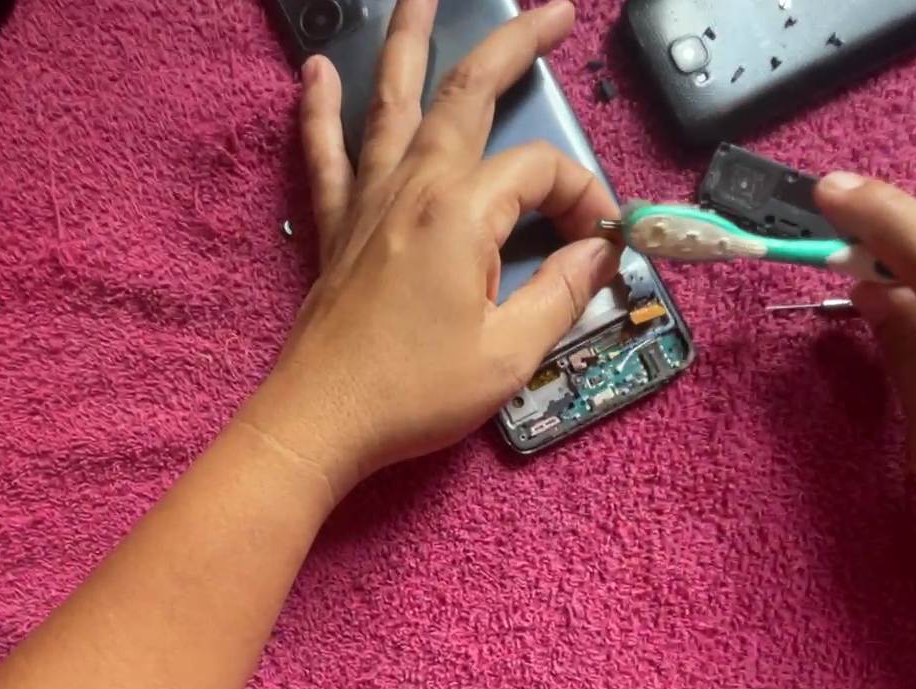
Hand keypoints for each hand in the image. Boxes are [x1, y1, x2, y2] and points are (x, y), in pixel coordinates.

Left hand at [237, 0, 619, 497]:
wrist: (321, 420)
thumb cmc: (412, 395)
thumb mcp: (507, 355)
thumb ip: (561, 295)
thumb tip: (599, 254)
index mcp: (461, 214)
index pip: (542, 171)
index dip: (583, 198)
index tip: (599, 243)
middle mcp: (411, 188)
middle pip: (466, 92)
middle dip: (515, 44)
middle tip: (553, 11)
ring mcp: (365, 204)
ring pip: (389, 102)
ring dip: (408, 40)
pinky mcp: (334, 230)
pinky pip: (324, 156)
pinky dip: (319, 112)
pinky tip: (316, 71)